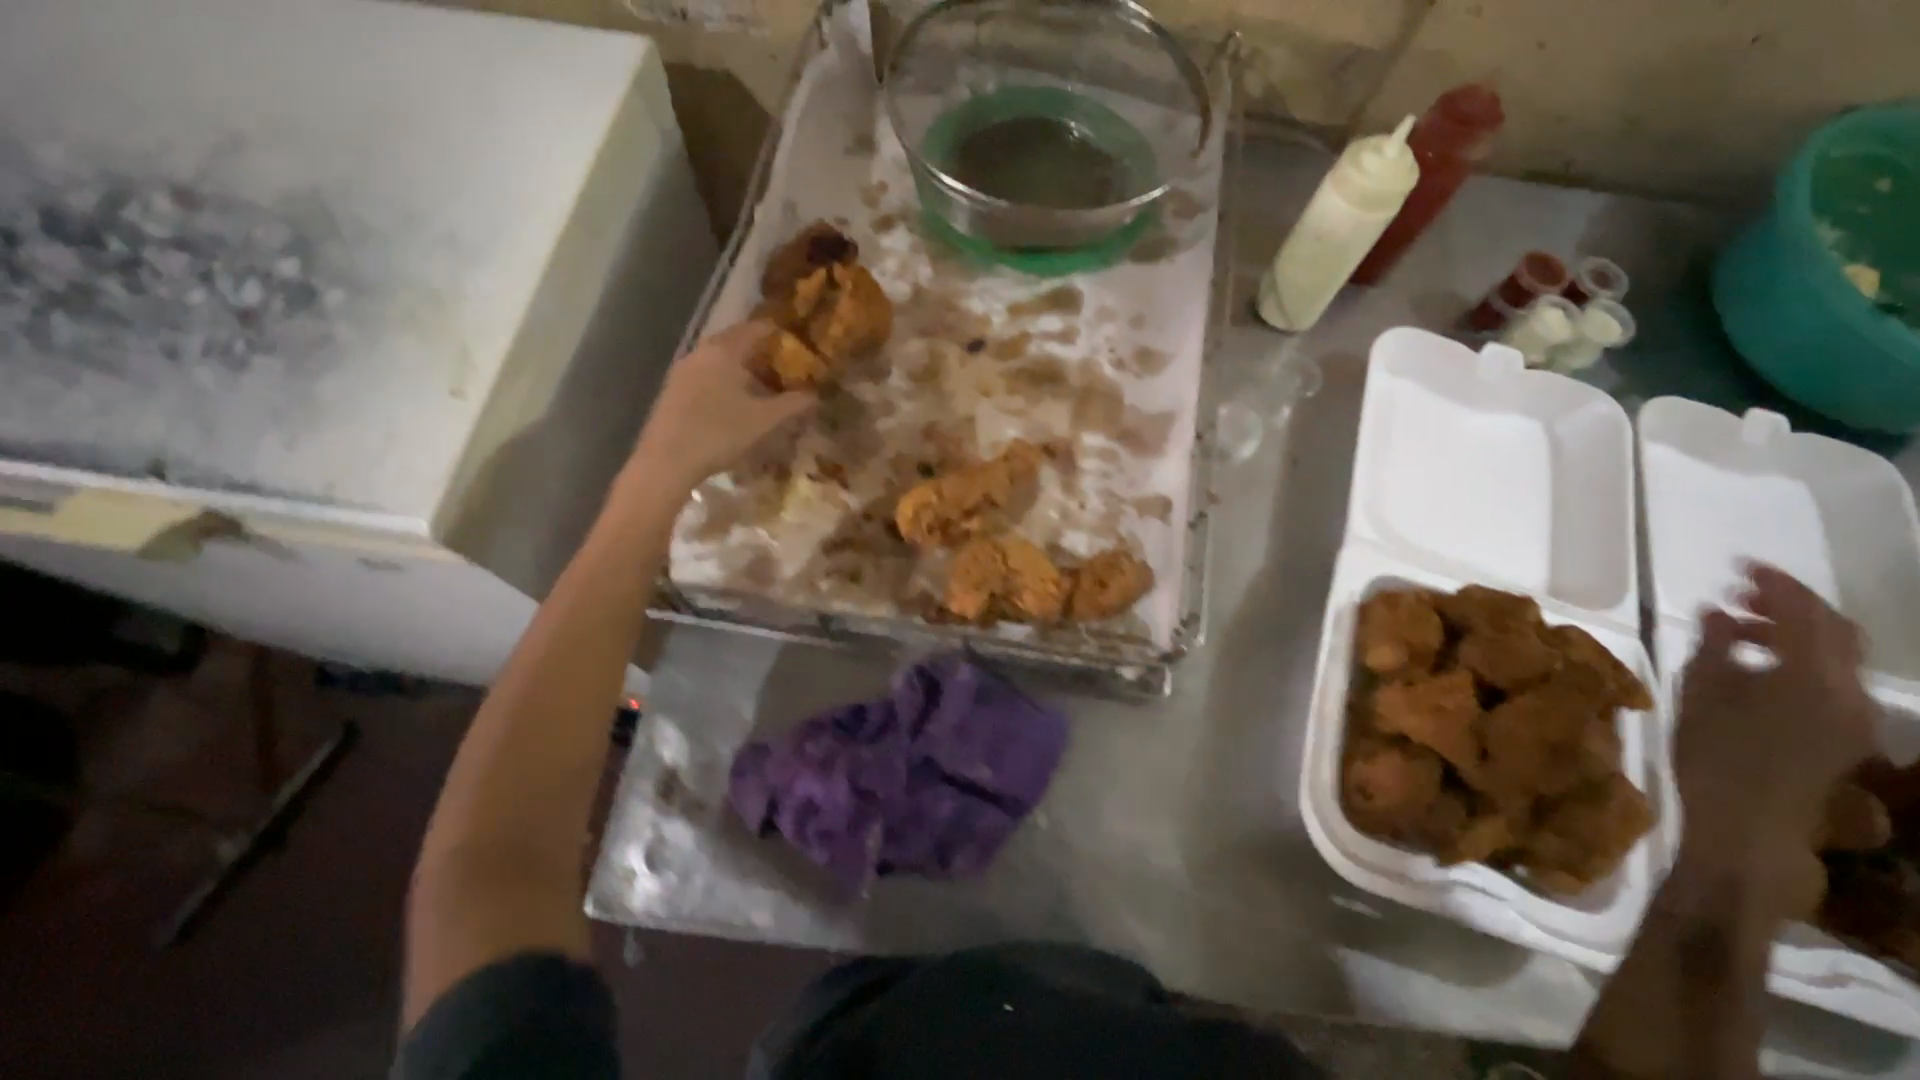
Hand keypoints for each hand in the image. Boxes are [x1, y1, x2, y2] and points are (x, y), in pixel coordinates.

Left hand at [628, 320, 815, 491]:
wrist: (666, 461)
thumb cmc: (719, 433)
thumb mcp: (764, 420)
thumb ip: (793, 404)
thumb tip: (815, 395)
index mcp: (724, 350)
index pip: (757, 328)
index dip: (780, 333)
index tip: (798, 343)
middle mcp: (701, 352)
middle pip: (736, 342)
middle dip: (761, 352)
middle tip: (783, 366)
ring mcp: (683, 370)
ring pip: (719, 359)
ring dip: (741, 368)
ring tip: (761, 386)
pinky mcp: (672, 390)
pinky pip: (705, 375)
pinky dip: (723, 380)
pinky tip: (733, 402)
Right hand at [1675, 563, 1876, 871]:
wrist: (1750, 829)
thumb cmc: (1714, 758)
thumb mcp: (1700, 696)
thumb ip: (1714, 647)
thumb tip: (1720, 611)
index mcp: (1811, 675)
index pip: (1803, 611)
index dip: (1774, 583)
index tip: (1740, 566)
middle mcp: (1848, 690)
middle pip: (1834, 629)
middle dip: (1790, 604)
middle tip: (1741, 593)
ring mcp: (1855, 715)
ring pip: (1836, 655)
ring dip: (1796, 633)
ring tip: (1743, 631)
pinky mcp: (1847, 735)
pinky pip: (1834, 681)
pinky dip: (1802, 660)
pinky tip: (1761, 669)